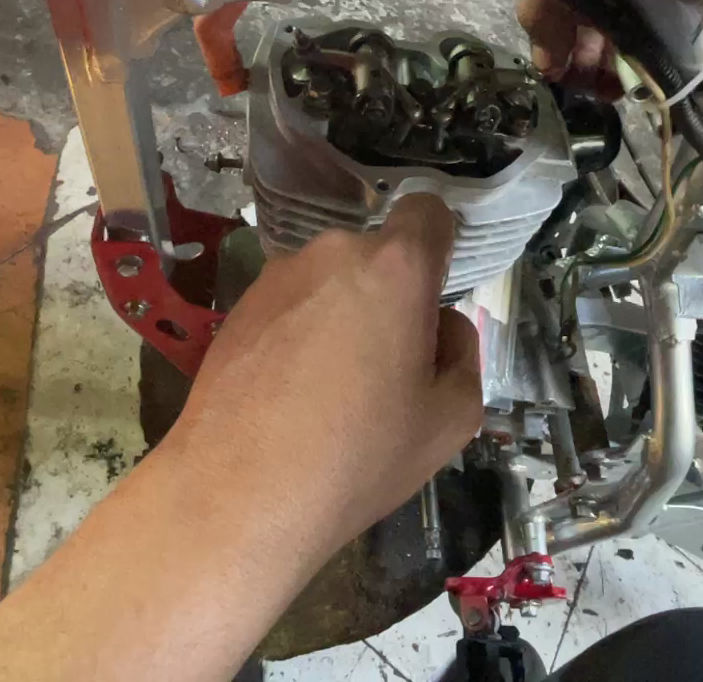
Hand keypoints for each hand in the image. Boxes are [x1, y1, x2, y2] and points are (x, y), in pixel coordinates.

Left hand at [159, 193, 482, 556]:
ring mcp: (279, 274)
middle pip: (378, 255)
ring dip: (342, 312)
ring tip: (329, 387)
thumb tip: (440, 325)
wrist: (239, 492)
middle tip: (385, 365)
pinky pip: (292, 301)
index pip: (427, 210)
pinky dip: (300, 328)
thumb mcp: (451, 419)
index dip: (439, 243)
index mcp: (394, 267)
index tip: (432, 292)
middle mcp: (333, 253)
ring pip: (332, 280)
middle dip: (390, 294)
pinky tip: (288, 390)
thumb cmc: (359, 455)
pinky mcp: (240, 303)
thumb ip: (463, 352)